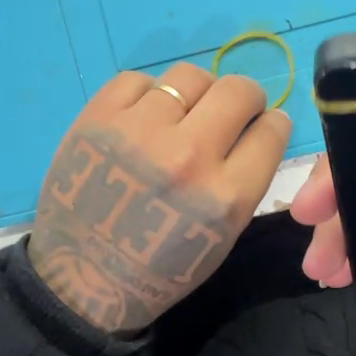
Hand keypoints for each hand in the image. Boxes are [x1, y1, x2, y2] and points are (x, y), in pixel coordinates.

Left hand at [30, 63, 292, 332]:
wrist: (83, 279)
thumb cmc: (162, 268)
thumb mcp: (223, 238)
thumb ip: (245, 182)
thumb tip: (255, 129)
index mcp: (227, 196)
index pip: (272, 130)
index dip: (271, 125)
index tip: (261, 128)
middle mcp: (189, 155)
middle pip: (239, 91)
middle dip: (245, 100)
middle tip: (230, 114)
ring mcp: (141, 131)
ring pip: (190, 77)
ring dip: (196, 94)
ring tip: (182, 116)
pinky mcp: (99, 118)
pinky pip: (139, 80)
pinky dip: (148, 95)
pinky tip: (143, 119)